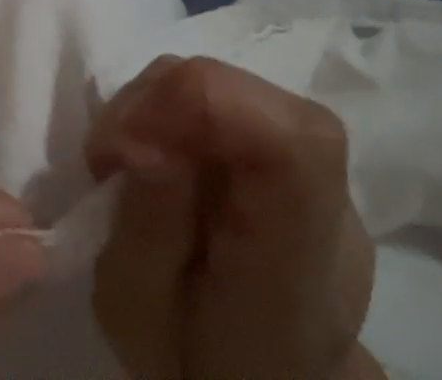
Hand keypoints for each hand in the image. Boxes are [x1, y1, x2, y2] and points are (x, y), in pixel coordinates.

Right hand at [86, 55, 380, 379]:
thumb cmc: (190, 362)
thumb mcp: (137, 317)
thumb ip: (146, 231)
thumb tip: (143, 137)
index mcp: (298, 268)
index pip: (295, 141)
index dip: (202, 103)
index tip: (125, 144)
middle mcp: (332, 214)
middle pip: (259, 101)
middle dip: (160, 104)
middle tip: (109, 160)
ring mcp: (327, 187)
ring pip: (243, 89)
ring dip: (163, 106)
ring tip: (127, 165)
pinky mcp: (303, 169)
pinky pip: (239, 107)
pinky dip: (179, 115)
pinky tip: (159, 161)